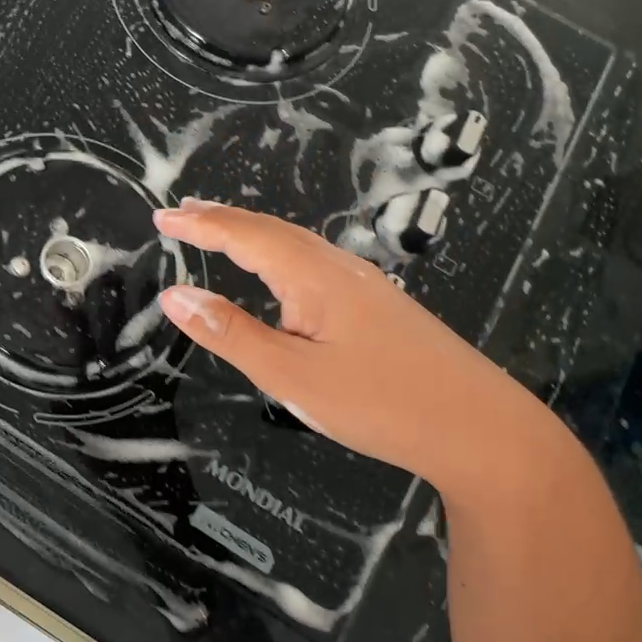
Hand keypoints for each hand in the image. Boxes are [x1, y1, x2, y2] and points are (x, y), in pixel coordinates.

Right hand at [153, 201, 566, 492]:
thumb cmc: (378, 403)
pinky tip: (274, 266)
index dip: (201, 226)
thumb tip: (174, 295)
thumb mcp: (289, 375)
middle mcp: (340, 270)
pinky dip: (276, 250)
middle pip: (273, 231)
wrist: (480, 429)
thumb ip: (230, 333)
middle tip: (180, 212)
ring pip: (296, 244)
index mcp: (315, 278)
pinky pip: (313, 260)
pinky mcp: (376, 305)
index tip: (161, 219)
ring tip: (215, 228)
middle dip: (223, 218)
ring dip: (250, 231)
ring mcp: (364, 286)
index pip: (246, 237)